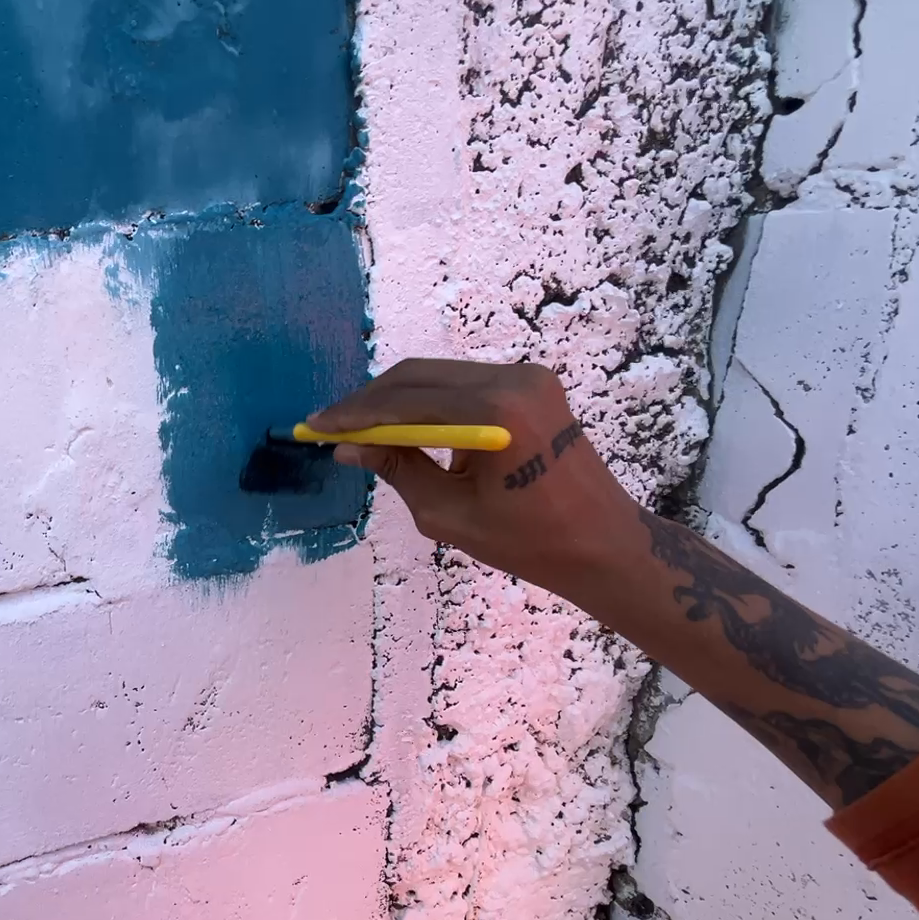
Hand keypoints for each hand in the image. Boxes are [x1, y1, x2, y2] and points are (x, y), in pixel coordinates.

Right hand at [308, 359, 642, 596]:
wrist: (603, 543)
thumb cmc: (528, 541)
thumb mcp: (447, 512)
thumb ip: (396, 469)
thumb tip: (347, 448)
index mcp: (497, 412)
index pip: (405, 402)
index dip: (353, 414)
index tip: (315, 426)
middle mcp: (513, 378)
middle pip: (417, 376)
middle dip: (366, 401)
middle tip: (328, 425)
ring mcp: (526, 376)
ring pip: (435, 376)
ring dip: (392, 400)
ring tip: (355, 427)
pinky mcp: (530, 383)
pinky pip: (459, 384)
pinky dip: (423, 402)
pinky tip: (398, 424)